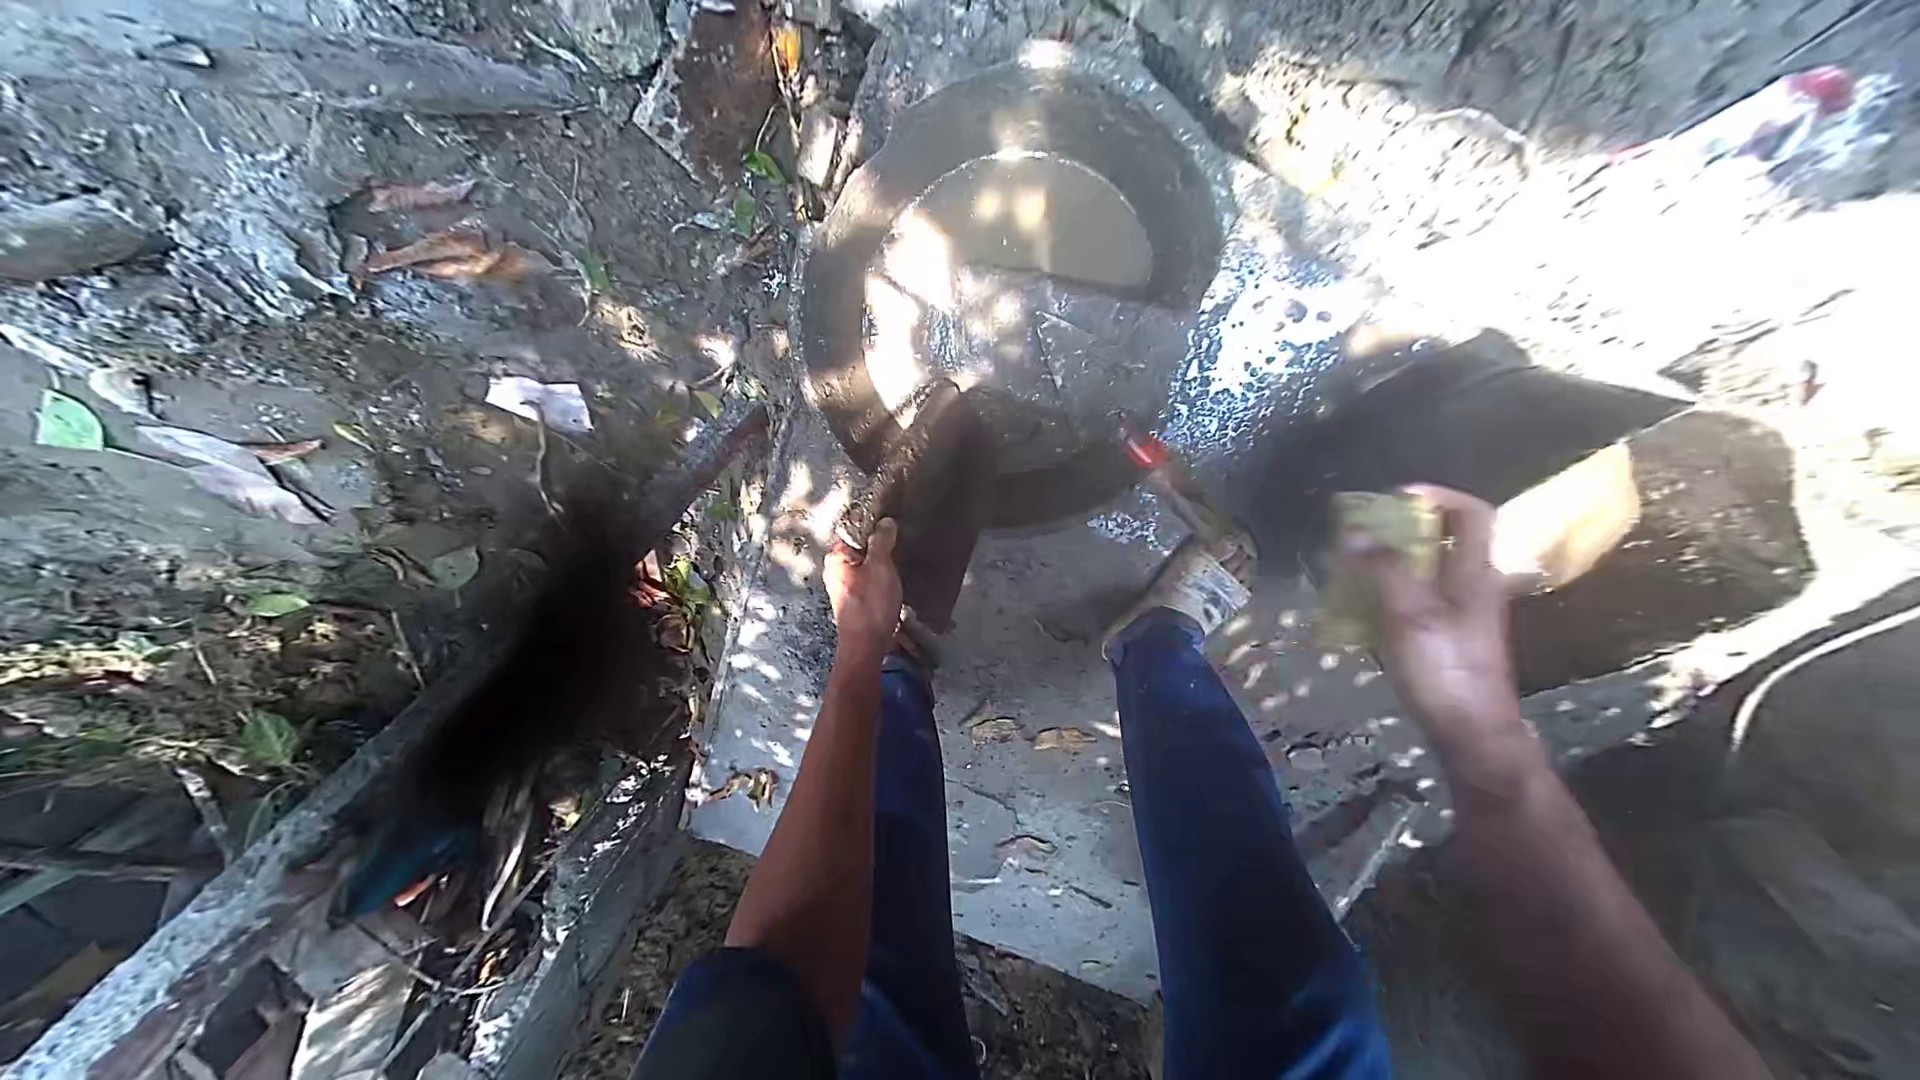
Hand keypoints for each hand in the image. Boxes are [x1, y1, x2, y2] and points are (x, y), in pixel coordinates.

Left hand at [825, 517, 902, 658]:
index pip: (855, 530)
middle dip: (881, 550)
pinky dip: (881, 581)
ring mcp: (844, 587)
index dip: (876, 528)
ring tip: (895, 574)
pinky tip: (890, 588)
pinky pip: (870, 581)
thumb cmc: (871, 607)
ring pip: (867, 566)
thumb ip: (882, 541)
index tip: (893, 529)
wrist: (867, 645)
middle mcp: (836, 571)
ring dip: (883, 567)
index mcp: (836, 558)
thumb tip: (885, 524)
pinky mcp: (855, 600)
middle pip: (862, 548)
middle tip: (897, 555)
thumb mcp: (881, 566)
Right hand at [1345, 485, 1524, 754]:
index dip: (1438, 496)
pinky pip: (1415, 596)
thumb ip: (1383, 569)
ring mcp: (1460, 613)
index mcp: (1473, 574)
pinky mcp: (1444, 635)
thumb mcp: (1409, 614)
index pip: (1471, 515)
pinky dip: (1388, 589)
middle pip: (1444, 540)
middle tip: (1363, 531)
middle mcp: (1471, 586)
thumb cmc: (1443, 668)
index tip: (1395, 497)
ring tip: (1352, 564)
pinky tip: (1362, 604)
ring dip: (1391, 559)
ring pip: (1427, 569)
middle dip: (1403, 528)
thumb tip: (1354, 532)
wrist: (1470, 729)